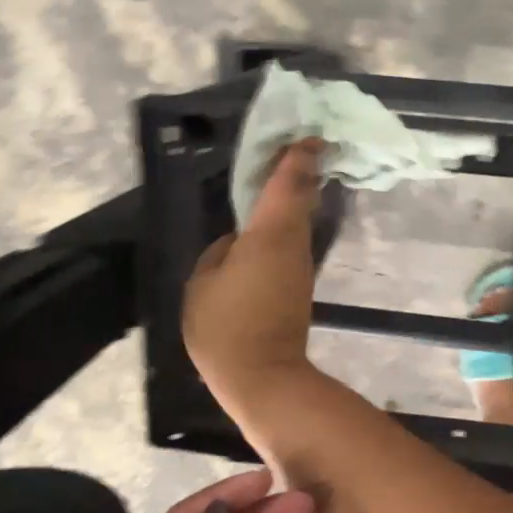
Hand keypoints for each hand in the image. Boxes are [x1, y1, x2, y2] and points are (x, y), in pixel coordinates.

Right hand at [183, 140, 323, 408]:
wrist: (264, 377)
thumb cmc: (227, 328)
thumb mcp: (203, 283)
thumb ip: (220, 253)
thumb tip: (237, 244)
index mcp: (270, 234)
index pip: (288, 184)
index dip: (297, 157)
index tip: (308, 135)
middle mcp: (293, 245)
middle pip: (300, 199)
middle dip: (298, 172)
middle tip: (294, 147)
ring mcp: (299, 267)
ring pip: (297, 222)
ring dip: (290, 198)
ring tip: (274, 178)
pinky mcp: (298, 287)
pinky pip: (290, 245)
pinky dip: (282, 226)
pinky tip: (265, 225)